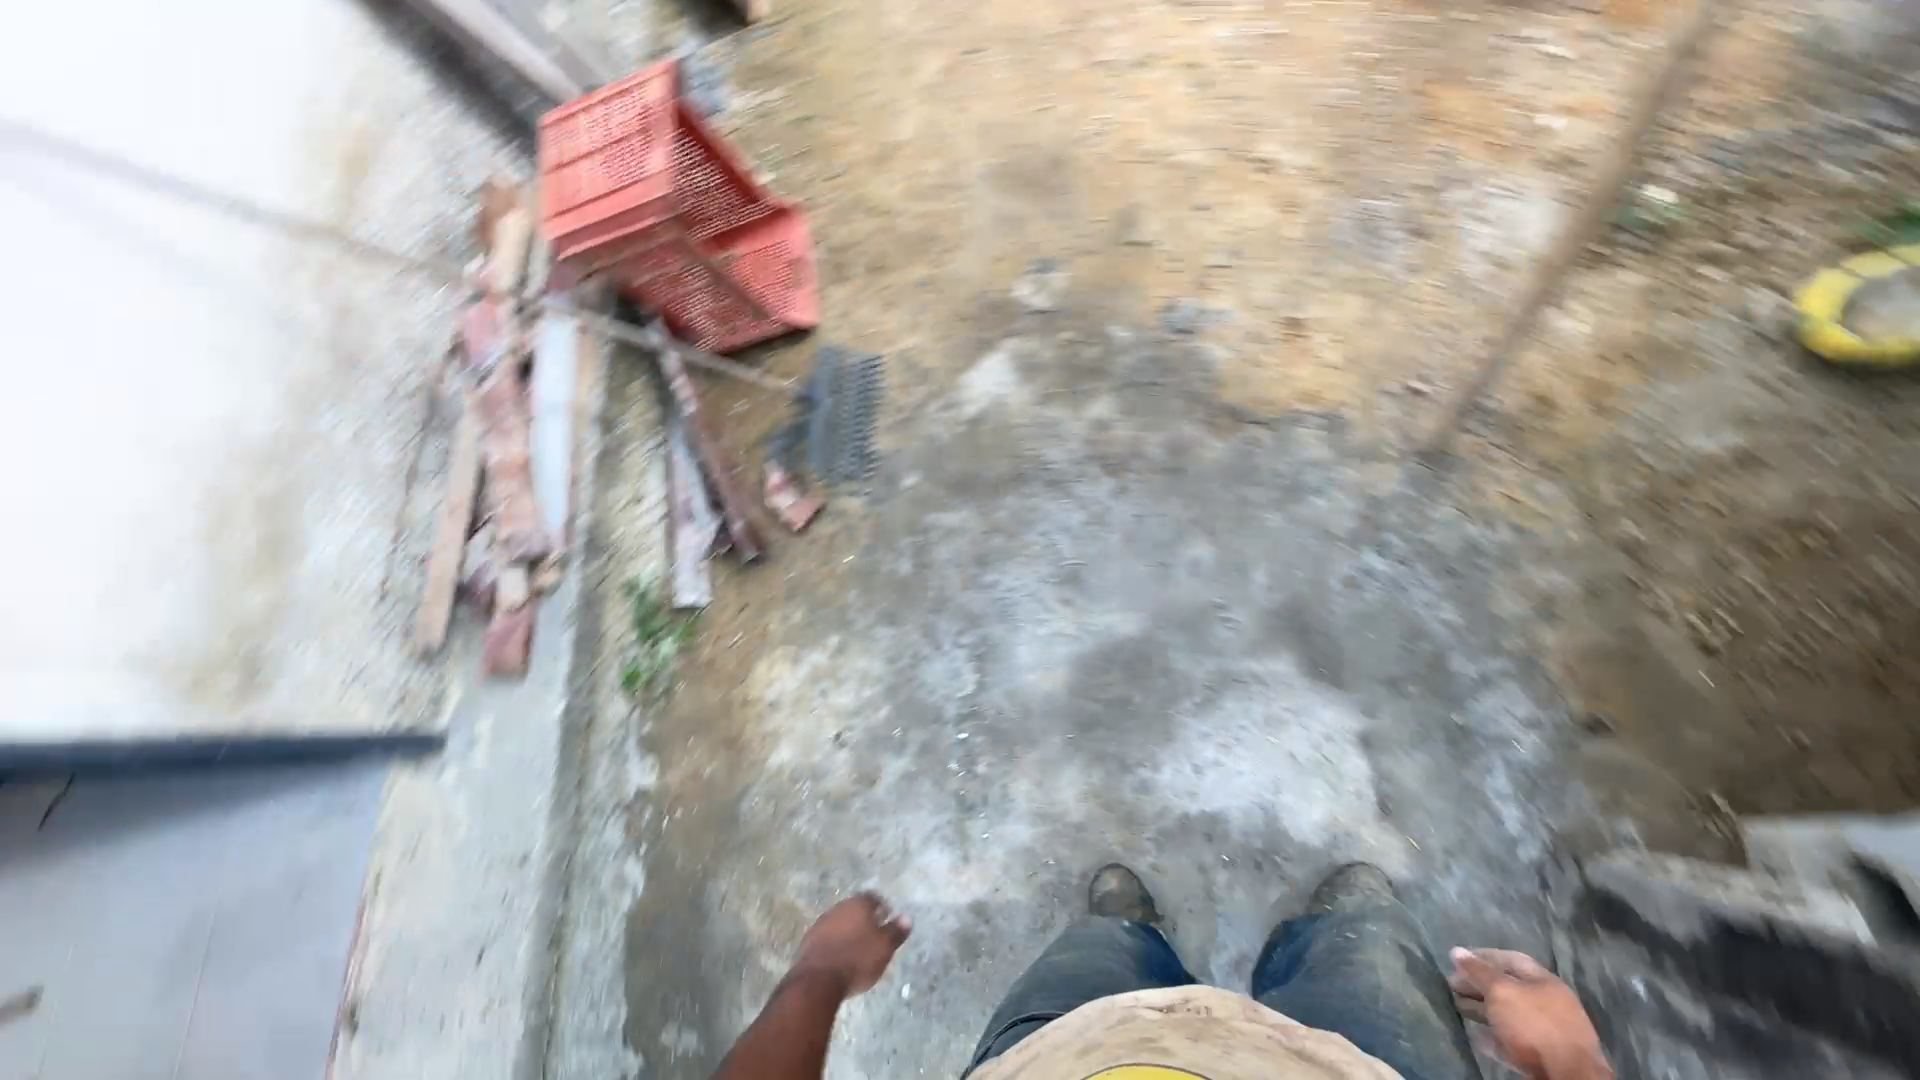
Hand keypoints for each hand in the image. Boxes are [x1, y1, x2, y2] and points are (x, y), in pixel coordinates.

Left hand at [791, 893, 912, 997]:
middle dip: (864, 919)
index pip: (873, 898)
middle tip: (873, 935)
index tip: (886, 919)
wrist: (817, 980)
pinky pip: (827, 937)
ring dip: (848, 931)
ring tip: (856, 948)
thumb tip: (907, 917)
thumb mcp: (884, 948)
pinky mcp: (808, 942)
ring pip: (839, 922)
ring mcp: (821, 924)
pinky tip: (839, 957)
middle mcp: (838, 908)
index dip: (881, 907)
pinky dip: (835, 943)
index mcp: (858, 904)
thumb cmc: (857, 960)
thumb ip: (896, 931)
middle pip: (854, 909)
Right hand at [1448, 948, 1610, 1079]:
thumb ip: (1478, 971)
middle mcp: (1547, 1004)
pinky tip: (1475, 1035)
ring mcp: (1546, 1032)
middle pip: (1507, 988)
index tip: (1457, 960)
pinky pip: (1511, 1040)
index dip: (1482, 956)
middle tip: (1451, 984)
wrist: (1567, 1077)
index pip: (1510, 959)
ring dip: (1481, 1010)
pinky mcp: (1540, 1055)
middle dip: (1478, 984)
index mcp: (1544, 982)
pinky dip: (1492, 1036)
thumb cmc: (1533, 1024)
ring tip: (1457, 1006)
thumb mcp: (1501, 991)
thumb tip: (1456, 951)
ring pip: (1507, 1014)